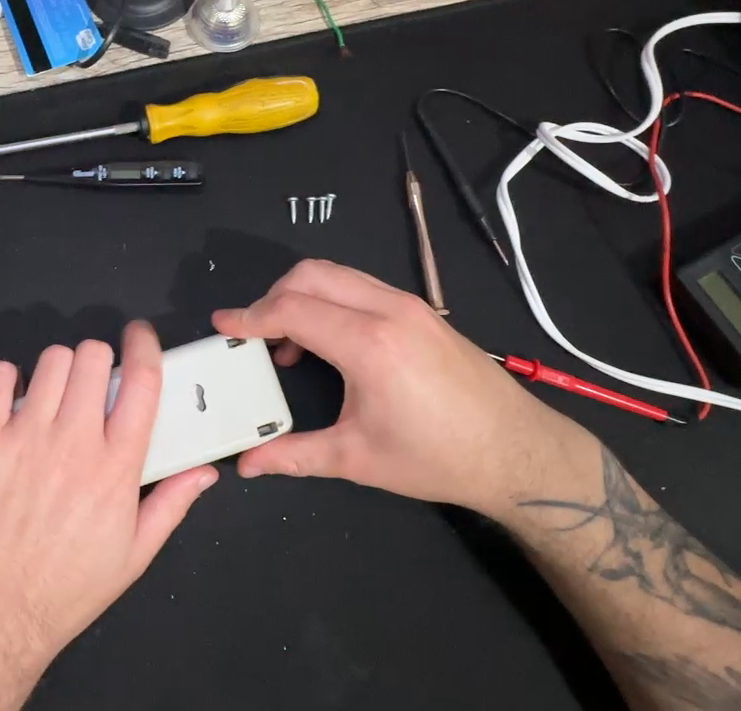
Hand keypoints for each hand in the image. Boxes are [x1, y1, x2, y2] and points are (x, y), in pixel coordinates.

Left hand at [0, 322, 216, 708]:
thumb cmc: (62, 592)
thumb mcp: (132, 558)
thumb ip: (171, 505)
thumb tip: (204, 472)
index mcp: (116, 467)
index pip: (142, 381)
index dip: (145, 345)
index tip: (139, 336)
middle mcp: (73, 442)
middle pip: (94, 356)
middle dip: (98, 359)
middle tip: (91, 381)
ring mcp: (24, 437)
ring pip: (52, 359)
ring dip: (58, 368)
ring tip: (53, 394)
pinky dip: (8, 378)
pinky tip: (13, 402)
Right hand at [212, 259, 590, 517]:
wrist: (518, 451)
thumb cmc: (437, 457)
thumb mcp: (358, 459)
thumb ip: (295, 454)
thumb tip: (247, 465)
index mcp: (368, 344)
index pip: (292, 309)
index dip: (250, 316)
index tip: (222, 324)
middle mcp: (387, 309)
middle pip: (310, 275)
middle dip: (272, 297)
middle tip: (255, 335)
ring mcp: (408, 304)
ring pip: (336, 273)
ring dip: (302, 295)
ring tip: (289, 341)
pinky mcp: (420, 309)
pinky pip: (360, 285)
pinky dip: (330, 298)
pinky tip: (329, 340)